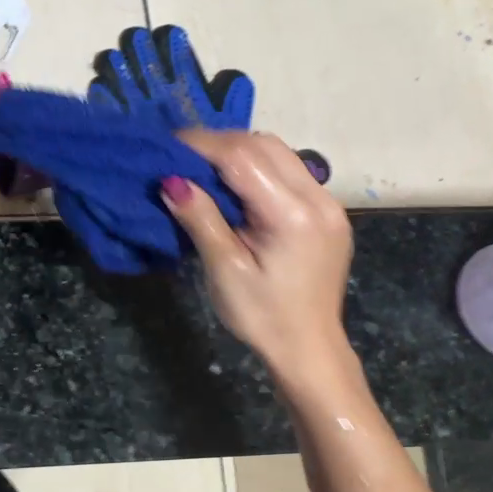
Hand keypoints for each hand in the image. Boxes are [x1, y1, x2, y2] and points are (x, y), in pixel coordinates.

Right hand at [162, 130, 357, 386]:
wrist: (308, 348)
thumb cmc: (262, 315)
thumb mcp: (224, 269)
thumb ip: (201, 218)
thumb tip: (170, 181)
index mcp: (292, 215)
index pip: (242, 158)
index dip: (201, 145)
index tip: (165, 147)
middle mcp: (318, 200)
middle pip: (263, 145)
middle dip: (218, 143)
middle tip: (178, 156)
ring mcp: (327, 203)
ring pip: (277, 152)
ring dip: (237, 150)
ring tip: (200, 166)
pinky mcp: (325, 211)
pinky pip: (288, 169)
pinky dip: (255, 164)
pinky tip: (231, 183)